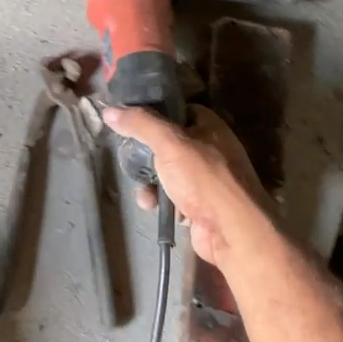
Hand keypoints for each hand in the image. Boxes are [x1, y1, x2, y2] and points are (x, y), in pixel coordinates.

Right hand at [102, 105, 277, 266]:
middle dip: (146, 153)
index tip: (131, 118)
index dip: (156, 112)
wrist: (232, 231)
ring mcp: (205, 179)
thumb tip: (110, 111)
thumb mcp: (170, 145)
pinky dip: (159, 199)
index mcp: (210, 128)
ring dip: (149, 180)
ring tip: (143, 190)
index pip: (180, 110)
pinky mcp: (199, 203)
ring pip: (166, 171)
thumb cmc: (204, 180)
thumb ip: (141, 124)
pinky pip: (171, 194)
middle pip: (168, 142)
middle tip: (129, 157)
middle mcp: (210, 150)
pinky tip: (151, 205)